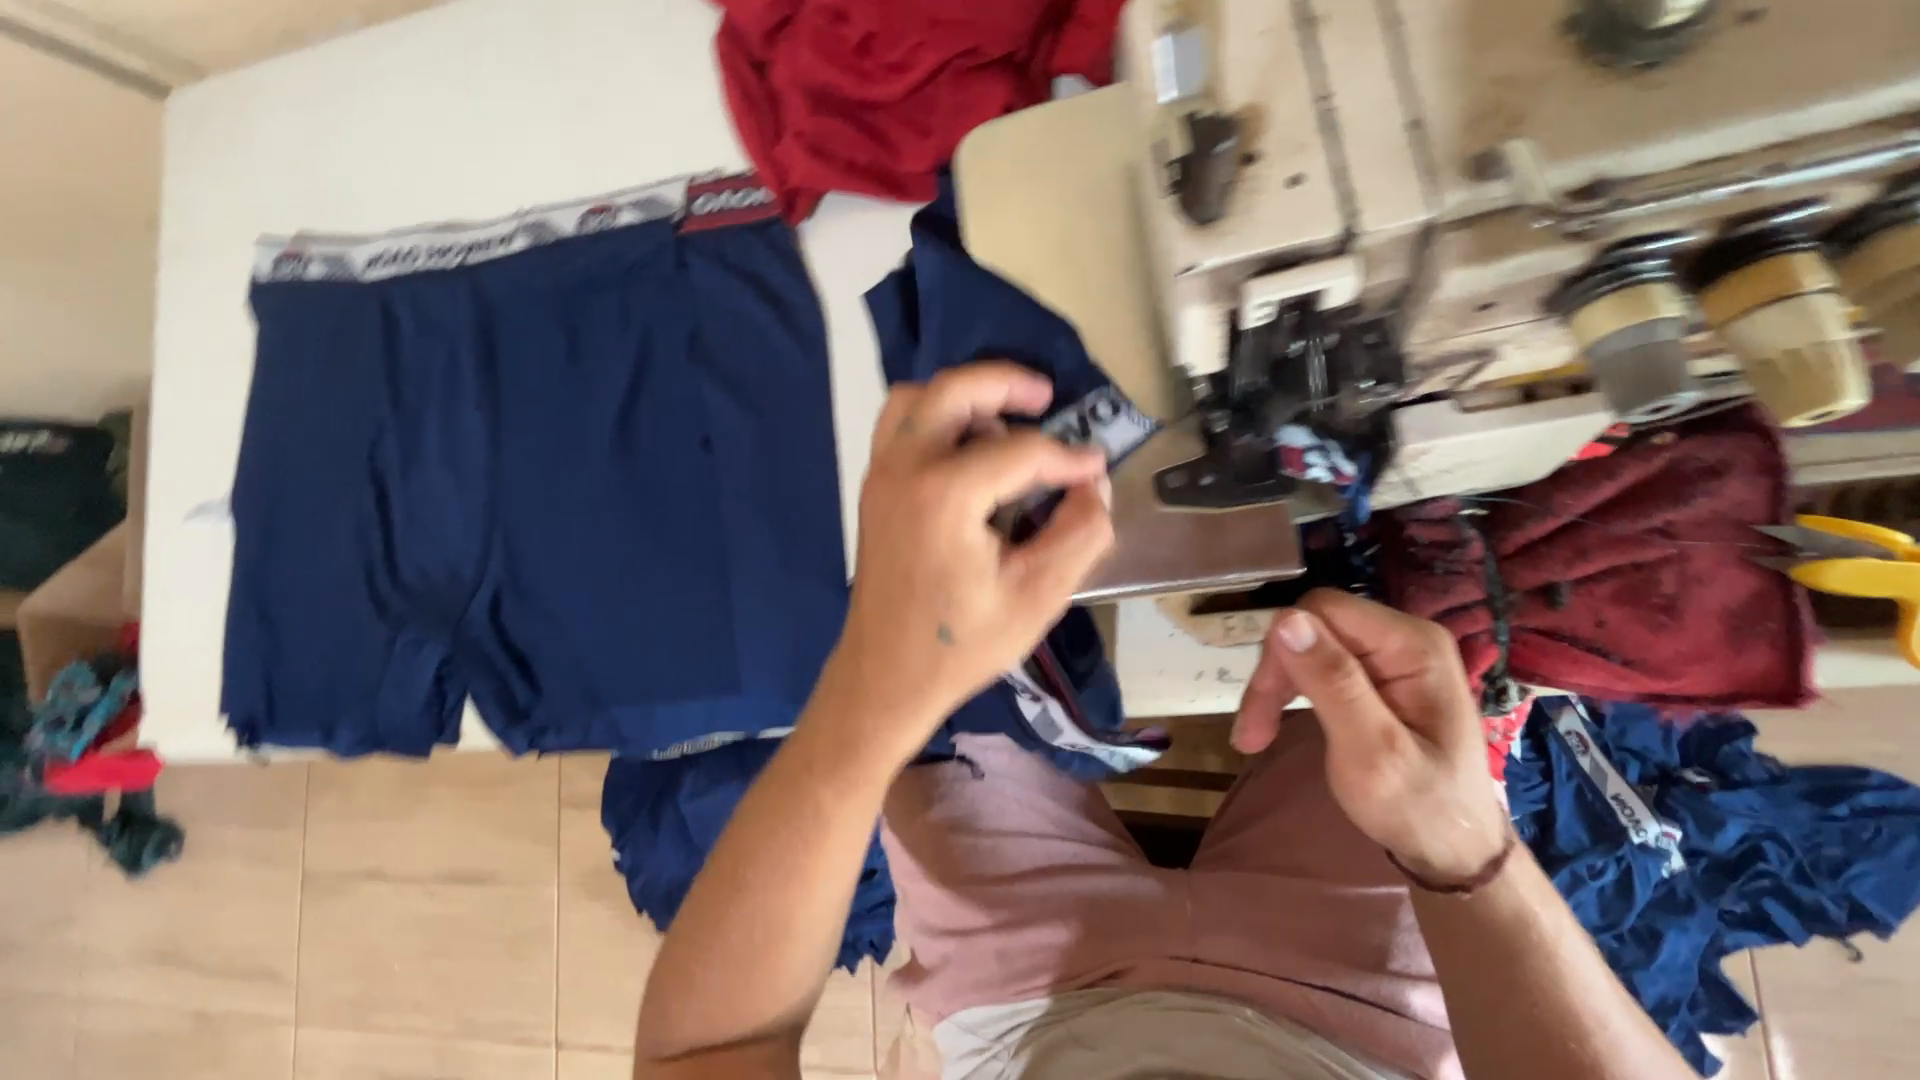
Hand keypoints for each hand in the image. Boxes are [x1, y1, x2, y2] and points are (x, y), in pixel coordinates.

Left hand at [826, 362, 1113, 751]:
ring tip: (1005, 424)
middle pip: (953, 391)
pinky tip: (968, 453)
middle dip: (1004, 382)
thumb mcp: (1038, 596)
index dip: (1067, 456)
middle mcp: (905, 470)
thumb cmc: (960, 644)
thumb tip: (1094, 485)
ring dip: (963, 398)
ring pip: (917, 400)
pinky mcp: (874, 491)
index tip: (1096, 469)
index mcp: (945, 494)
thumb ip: (1080, 533)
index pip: (1020, 450)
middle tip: (1046, 396)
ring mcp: (881, 477)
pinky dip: (935, 419)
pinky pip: (900, 428)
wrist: (885, 676)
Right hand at [1232, 589, 1508, 883]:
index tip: (1261, 708)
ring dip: (1276, 688)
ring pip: (1308, 645)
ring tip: (1256, 737)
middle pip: (1312, 626)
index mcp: (1412, 644)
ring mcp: (1393, 654)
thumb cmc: (1419, 808)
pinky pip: (1319, 664)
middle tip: (1252, 735)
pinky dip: (1291, 693)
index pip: (1321, 611)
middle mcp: (1404, 636)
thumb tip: (1284, 618)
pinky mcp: (1380, 674)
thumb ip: (1333, 682)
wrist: (1454, 852)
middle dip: (1275, 676)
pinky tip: (1277, 724)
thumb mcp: (1371, 751)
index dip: (1281, 651)